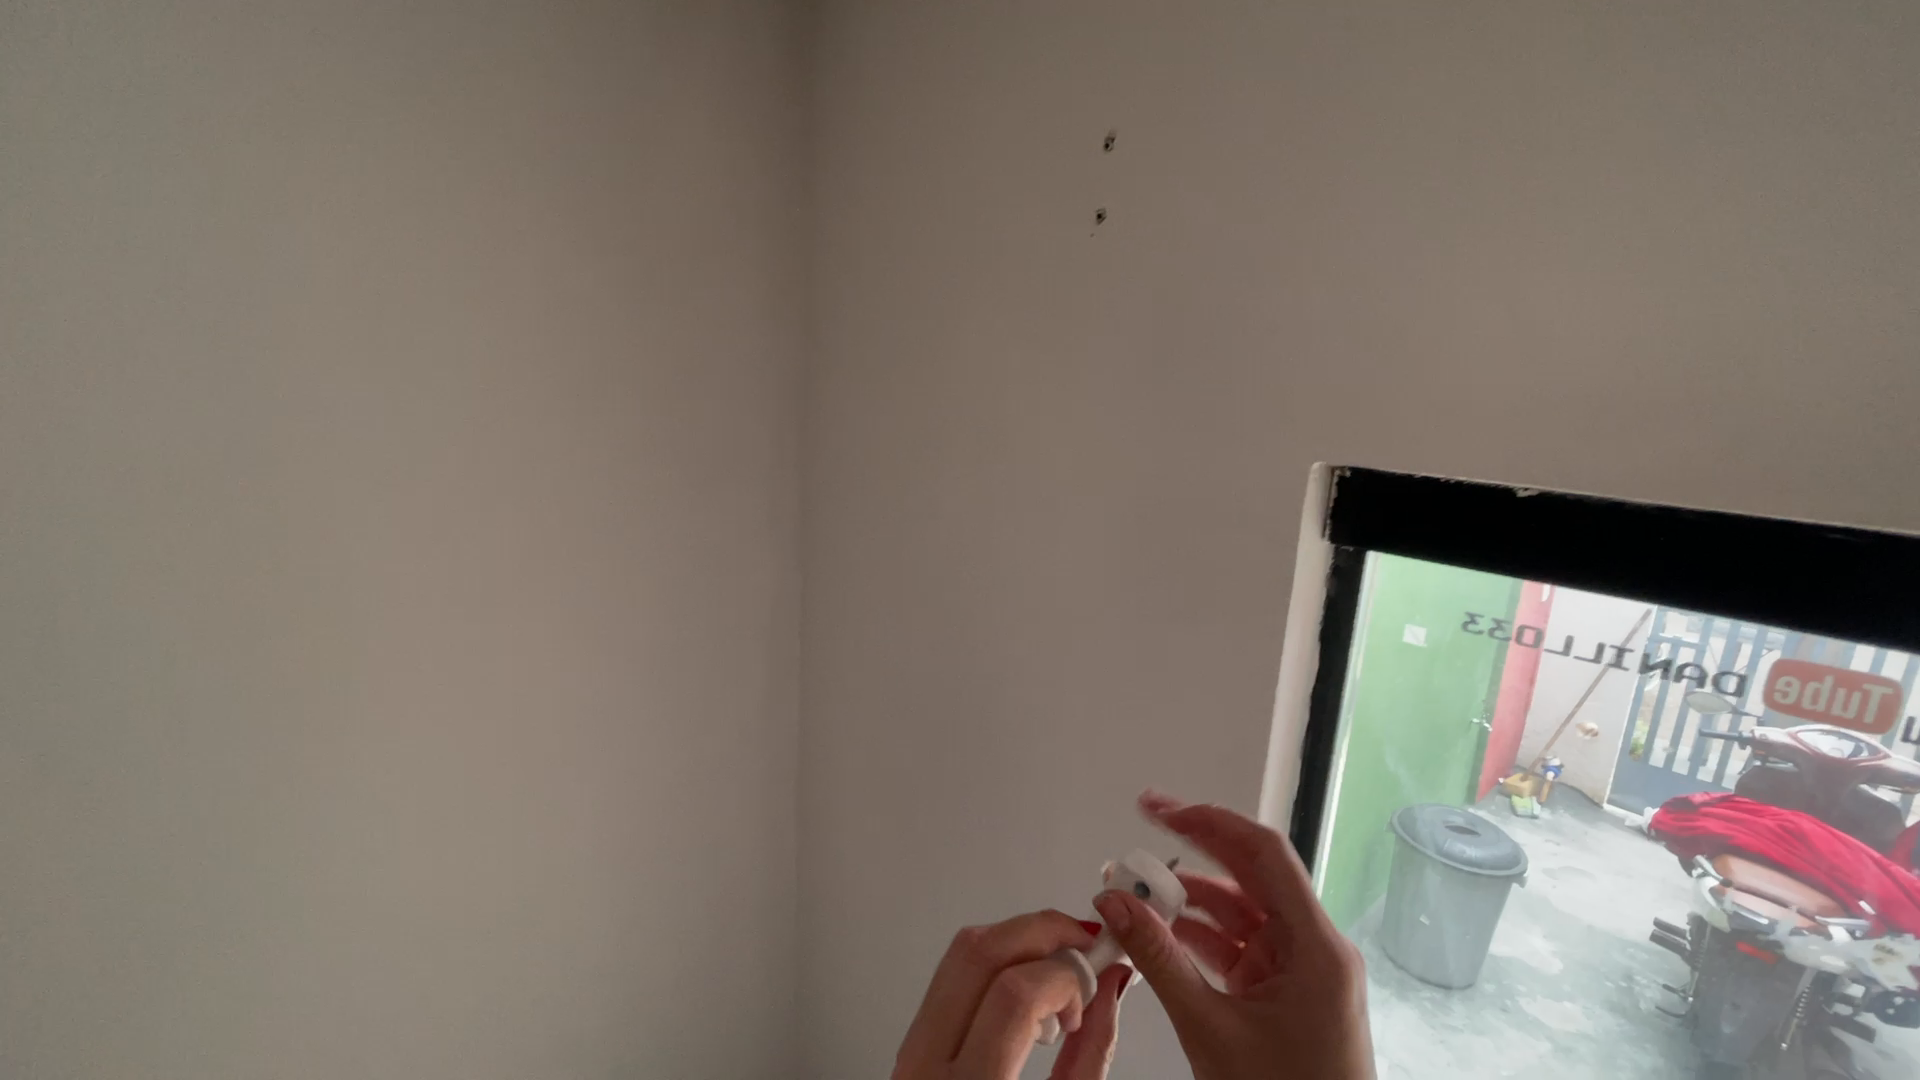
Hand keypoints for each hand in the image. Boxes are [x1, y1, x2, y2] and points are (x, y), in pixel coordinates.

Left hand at [894, 909, 1133, 1079]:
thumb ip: (1090, 1057)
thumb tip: (1110, 987)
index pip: (1012, 995)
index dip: (1066, 970)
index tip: (1100, 971)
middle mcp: (926, 1067)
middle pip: (978, 952)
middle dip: (1041, 930)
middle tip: (1085, 945)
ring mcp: (911, 1051)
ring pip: (960, 953)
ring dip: (1019, 942)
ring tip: (1061, 980)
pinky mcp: (913, 1044)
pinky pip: (954, 976)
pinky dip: (998, 963)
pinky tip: (1030, 991)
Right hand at [1091, 791, 1374, 1079]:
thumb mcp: (1211, 1029)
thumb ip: (1158, 960)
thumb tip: (1114, 903)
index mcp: (1317, 947)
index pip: (1264, 855)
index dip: (1211, 821)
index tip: (1162, 810)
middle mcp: (1312, 947)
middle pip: (1250, 873)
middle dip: (1195, 845)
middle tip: (1147, 819)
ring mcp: (1297, 969)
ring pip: (1237, 909)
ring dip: (1188, 896)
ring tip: (1139, 887)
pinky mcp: (1280, 990)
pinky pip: (1234, 943)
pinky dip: (1196, 933)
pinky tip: (1159, 927)